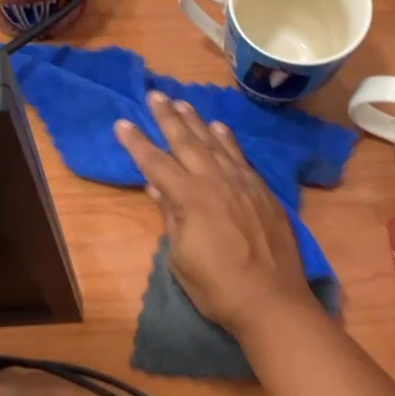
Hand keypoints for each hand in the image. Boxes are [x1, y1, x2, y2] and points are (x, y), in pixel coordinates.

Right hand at [114, 91, 317, 337]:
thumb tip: (157, 186)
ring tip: (182, 103)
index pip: (156, 163)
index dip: (137, 143)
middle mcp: (216, 182)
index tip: (122, 122)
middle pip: (186, 142)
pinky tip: (220, 129)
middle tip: (154, 94)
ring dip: (197, 122)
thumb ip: (171, 216)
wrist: (272, 301)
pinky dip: (228, 140)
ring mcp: (243, 184)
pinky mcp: (262, 192)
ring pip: (215, 144)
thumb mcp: (181, 257)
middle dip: (168, 117)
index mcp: (190, 198)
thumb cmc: (217, 287)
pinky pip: (241, 157)